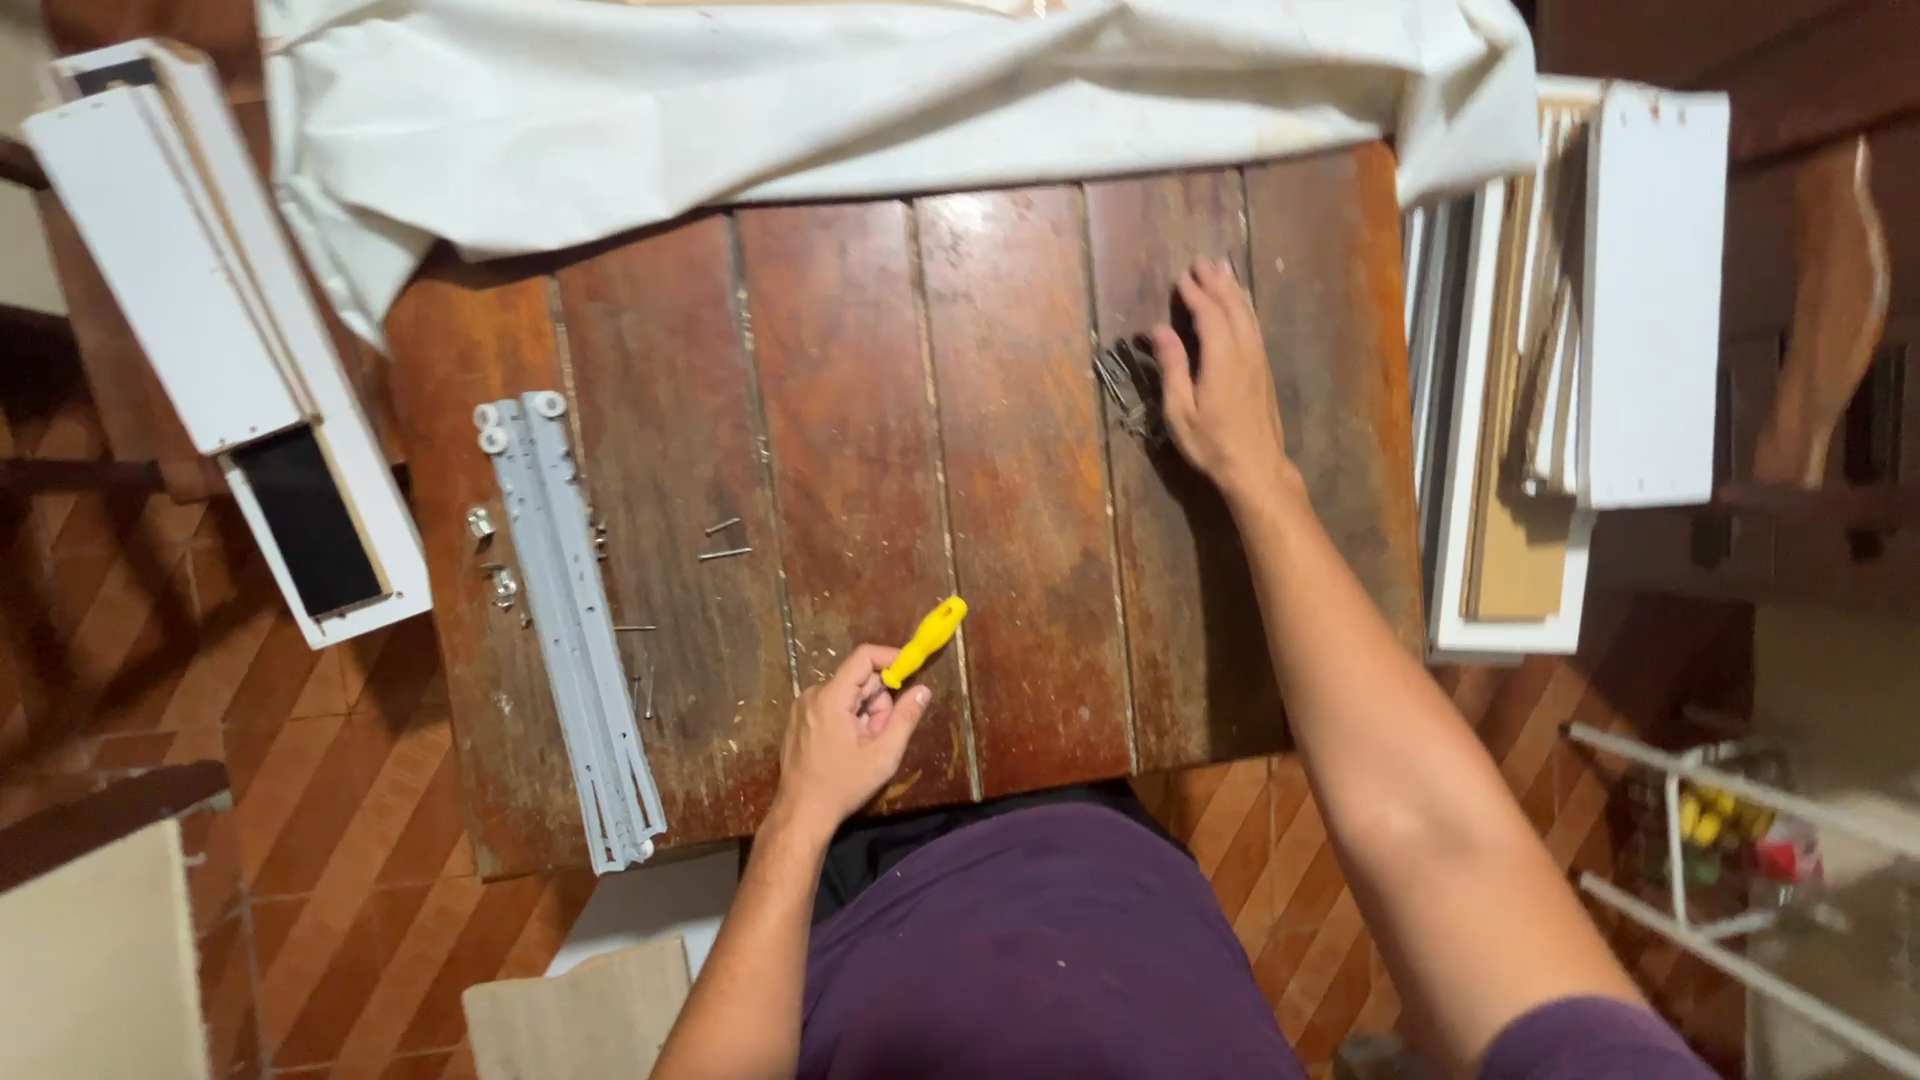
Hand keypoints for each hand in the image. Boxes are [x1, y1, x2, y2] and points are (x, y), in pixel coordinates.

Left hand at [769, 644, 931, 836]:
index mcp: (831, 697)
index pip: (864, 656)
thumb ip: (905, 717)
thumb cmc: (843, 785)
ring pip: (847, 694)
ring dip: (864, 713)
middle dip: (878, 701)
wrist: (801, 813)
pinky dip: (847, 718)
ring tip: (863, 747)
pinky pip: (832, 705)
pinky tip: (847, 747)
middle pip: (858, 680)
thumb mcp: (883, 754)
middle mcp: (813, 694)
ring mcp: (802, 706)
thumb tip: (923, 689)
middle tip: (881, 735)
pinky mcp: (799, 719)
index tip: (911, 670)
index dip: (890, 657)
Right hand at [1152, 258, 1293, 499]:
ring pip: (1249, 315)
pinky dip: (1245, 309)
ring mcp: (1259, 360)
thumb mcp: (1180, 410)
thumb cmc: (1211, 443)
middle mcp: (1245, 352)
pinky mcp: (1264, 371)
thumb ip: (1172, 367)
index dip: (1196, 294)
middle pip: (1233, 307)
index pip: (1209, 315)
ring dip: (1235, 291)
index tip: (1182, 278)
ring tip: (1224, 271)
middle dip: (1217, 283)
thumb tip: (1160, 330)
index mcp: (1222, 359)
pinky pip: (1255, 328)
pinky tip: (1240, 307)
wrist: (1256, 467)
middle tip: (1204, 262)